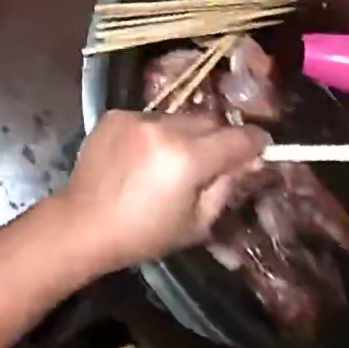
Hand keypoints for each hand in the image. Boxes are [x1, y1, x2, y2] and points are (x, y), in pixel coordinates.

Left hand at [53, 111, 269, 273]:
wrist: (85, 221)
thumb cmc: (146, 232)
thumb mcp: (199, 220)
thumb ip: (226, 185)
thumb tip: (247, 159)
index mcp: (187, 156)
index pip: (238, 137)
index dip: (256, 142)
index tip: (262, 147)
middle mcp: (161, 127)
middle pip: (208, 121)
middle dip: (219, 138)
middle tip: (216, 161)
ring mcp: (134, 117)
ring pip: (177, 118)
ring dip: (185, 134)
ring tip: (173, 161)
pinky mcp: (113, 115)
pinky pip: (148, 118)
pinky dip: (155, 133)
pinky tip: (145, 156)